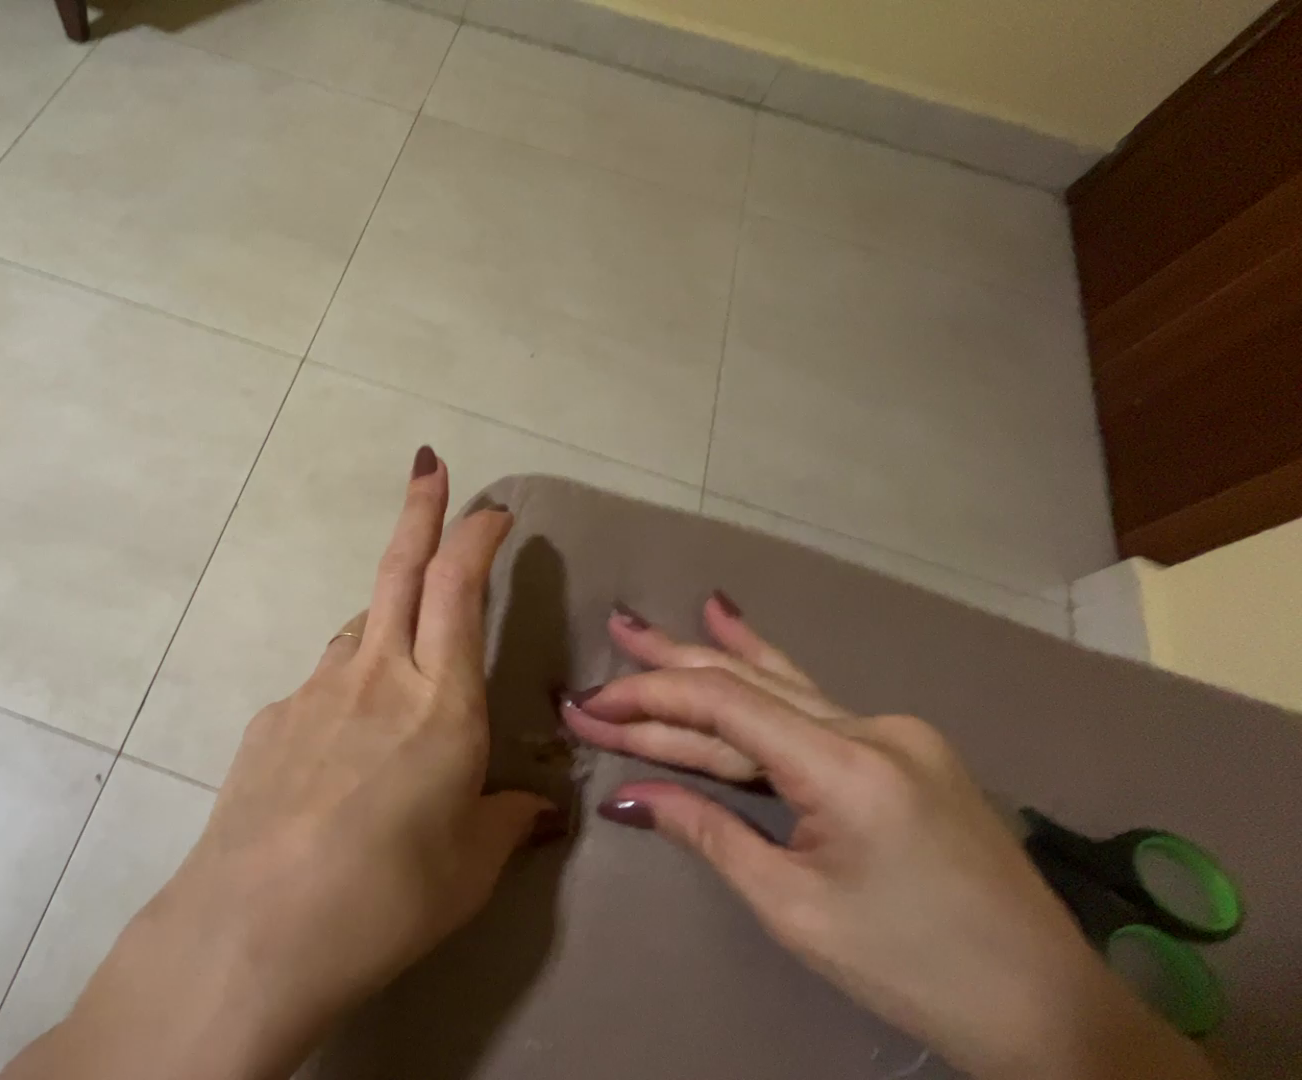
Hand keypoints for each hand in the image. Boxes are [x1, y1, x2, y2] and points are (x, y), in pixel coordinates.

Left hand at [7, 447, 550, 1079]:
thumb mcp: (469, 869)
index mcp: (440, 703)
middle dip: (420, 510)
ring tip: (403, 657)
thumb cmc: (384, 899)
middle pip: (399, 570)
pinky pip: (322, 685)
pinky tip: (340, 751)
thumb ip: (506, 824)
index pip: (460, 590)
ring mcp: (314, 690)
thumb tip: (536, 807)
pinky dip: (345, 690)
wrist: (254, 927)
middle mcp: (376, 677)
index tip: (491, 508)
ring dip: (386, 615)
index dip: (474, 536)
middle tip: (429, 467)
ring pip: (359, 627)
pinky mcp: (270, 718)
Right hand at [563, 596, 1214, 1079]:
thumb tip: (626, 795)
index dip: (648, 699)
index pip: (724, 706)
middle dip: (664, 675)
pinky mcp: (899, 750)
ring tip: (639, 628)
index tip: (589, 706)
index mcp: (847, 767)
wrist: (1048, 1009)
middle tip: (602, 644)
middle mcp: (873, 729)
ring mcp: (892, 733)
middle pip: (744, 686)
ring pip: (776, 689)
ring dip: (702, 664)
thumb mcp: (791, 905)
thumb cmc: (912, 968)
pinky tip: (727, 619)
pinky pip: (811, 704)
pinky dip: (761, 671)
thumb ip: (706, 830)